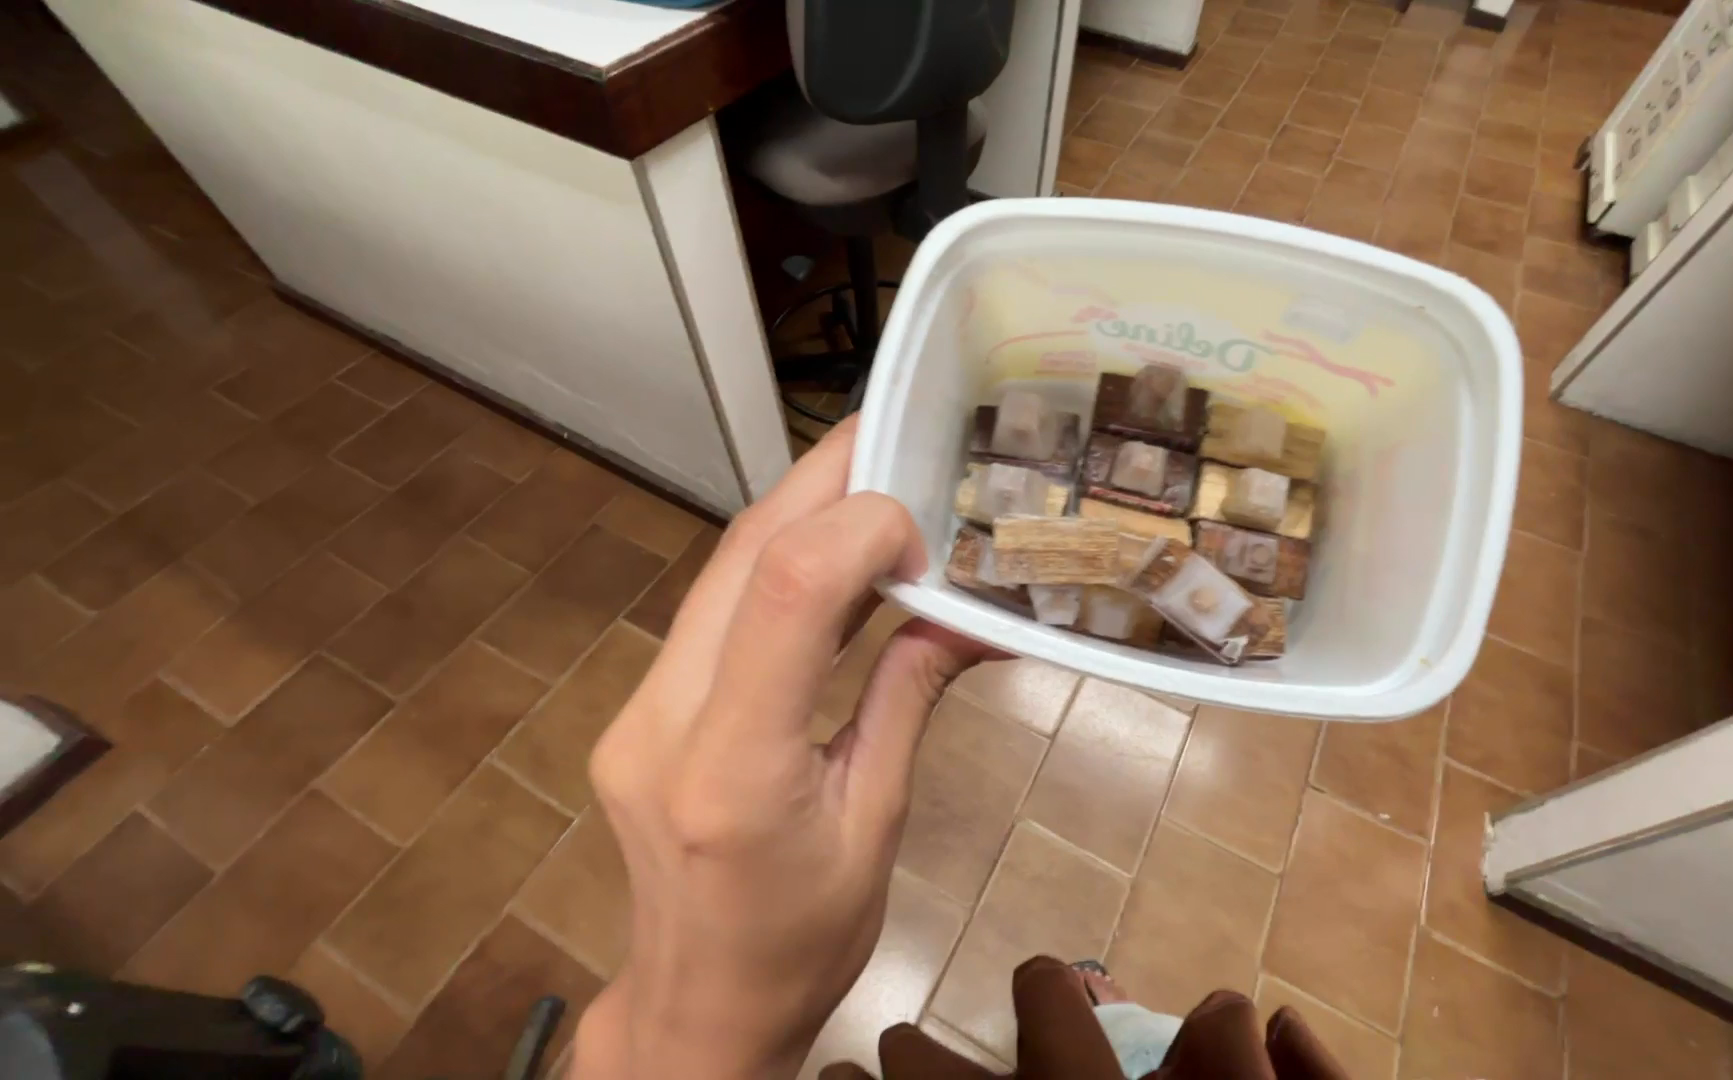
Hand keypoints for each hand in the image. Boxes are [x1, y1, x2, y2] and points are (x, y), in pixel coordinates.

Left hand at [571, 420, 993, 1079]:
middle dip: (822, 481)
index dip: (859, 530)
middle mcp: (663, 719)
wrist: (694, 1007)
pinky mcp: (641, 705)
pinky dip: (778, 565)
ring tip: (869, 485)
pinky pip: (715, 606)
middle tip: (892, 441)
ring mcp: (638, 706)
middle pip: (741, 553)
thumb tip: (964, 612)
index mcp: (733, 767)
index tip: (922, 545)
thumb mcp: (877, 826)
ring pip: (722, 569)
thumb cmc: (801, 942)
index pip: (785, 590)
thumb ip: (908, 700)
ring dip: (800, 516)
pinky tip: (829, 561)